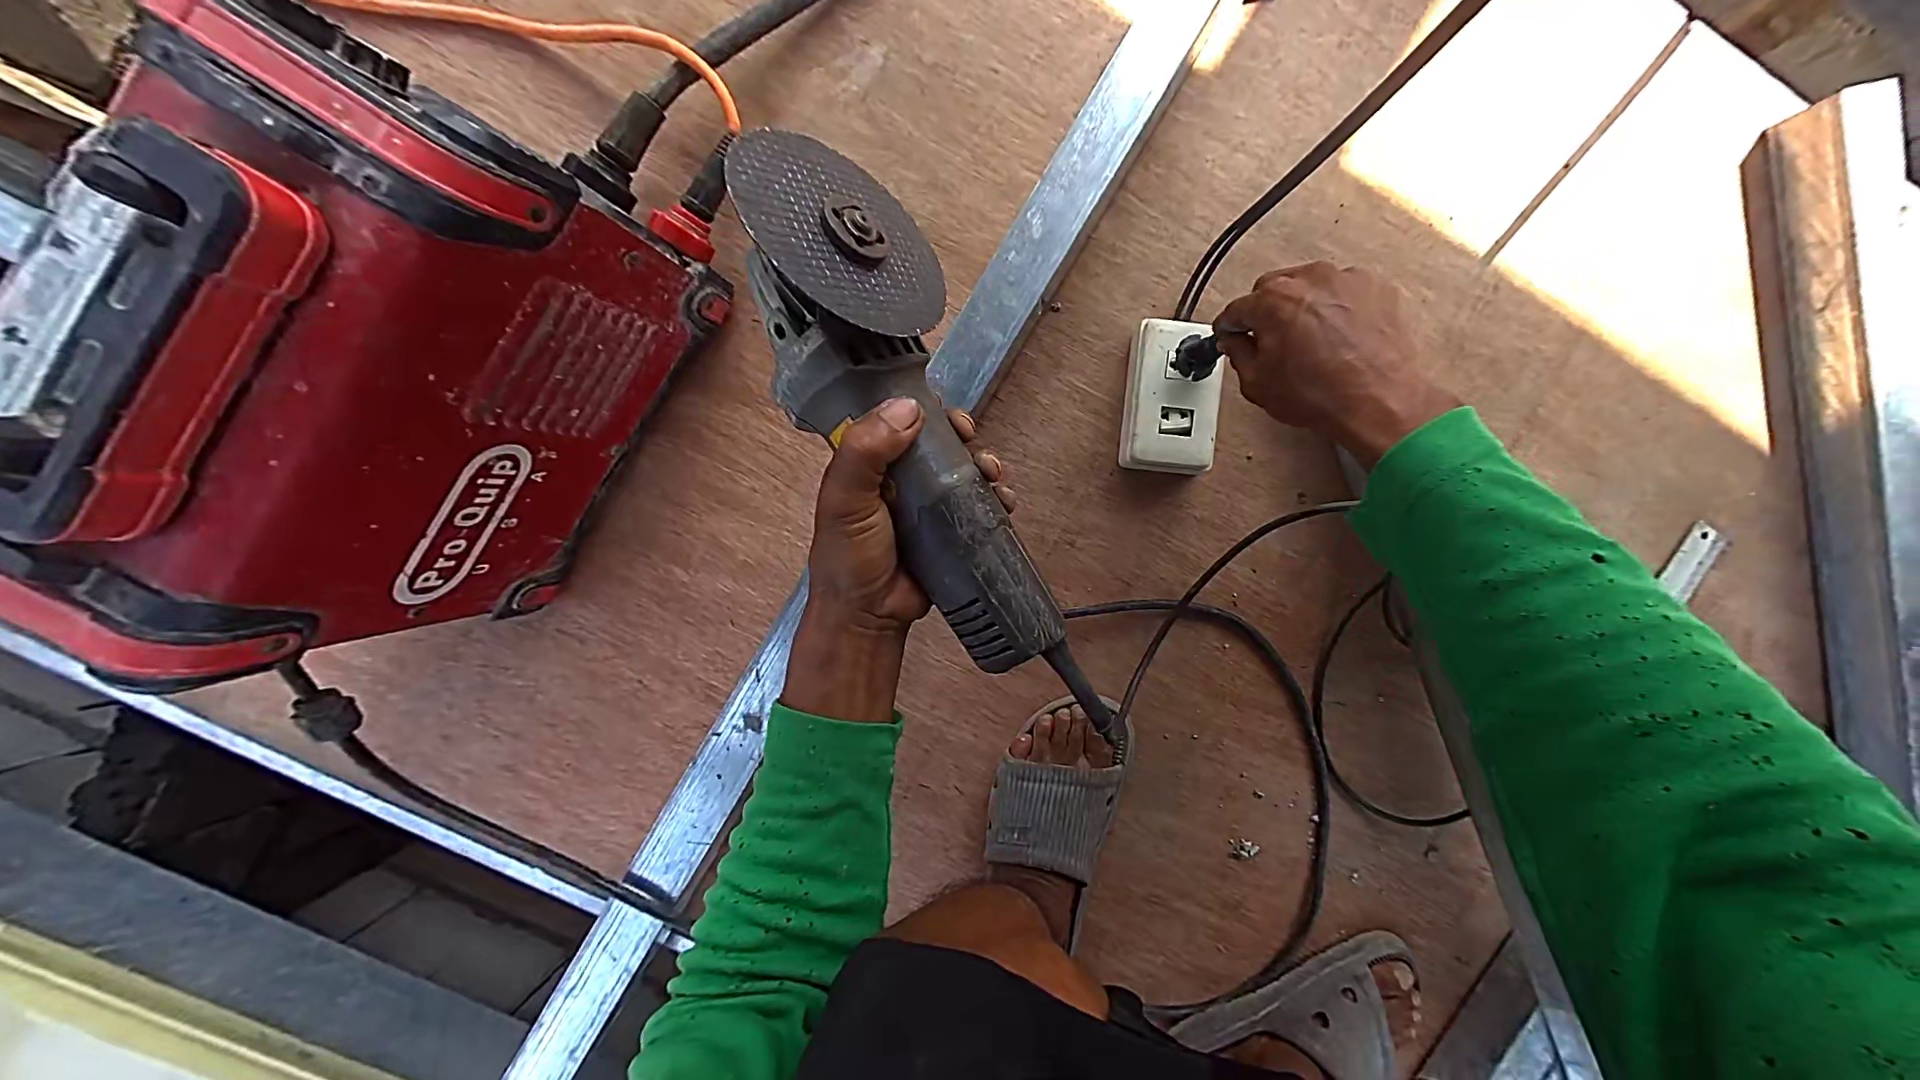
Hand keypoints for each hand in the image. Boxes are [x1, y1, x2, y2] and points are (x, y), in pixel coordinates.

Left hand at [782, 397, 1012, 722]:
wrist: (870, 615)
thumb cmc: (848, 558)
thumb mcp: (845, 498)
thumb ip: (864, 452)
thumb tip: (906, 408)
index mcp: (868, 464)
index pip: (898, 421)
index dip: (923, 411)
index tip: (945, 415)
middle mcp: (899, 479)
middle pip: (938, 443)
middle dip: (961, 438)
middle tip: (970, 441)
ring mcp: (926, 505)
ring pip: (962, 471)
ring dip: (983, 465)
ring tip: (990, 474)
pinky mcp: (949, 529)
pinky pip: (977, 505)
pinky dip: (994, 498)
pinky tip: (1001, 501)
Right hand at [1216, 262, 1459, 464]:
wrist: (1377, 401)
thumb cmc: (1323, 393)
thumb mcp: (1257, 382)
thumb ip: (1238, 354)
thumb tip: (1237, 343)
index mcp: (1273, 301)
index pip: (1236, 308)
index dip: (1229, 326)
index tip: (1230, 334)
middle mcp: (1309, 280)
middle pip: (1272, 288)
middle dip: (1265, 312)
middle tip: (1268, 340)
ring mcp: (1345, 280)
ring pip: (1308, 286)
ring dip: (1300, 307)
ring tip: (1306, 341)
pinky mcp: (1375, 287)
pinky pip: (1341, 292)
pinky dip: (1334, 308)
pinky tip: (1334, 337)